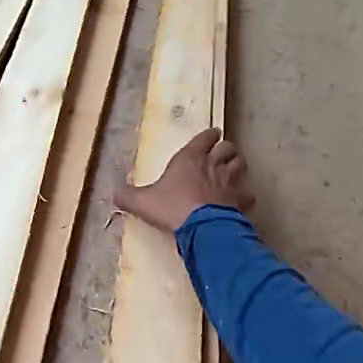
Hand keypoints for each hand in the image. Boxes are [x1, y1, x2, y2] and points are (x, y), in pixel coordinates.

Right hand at [114, 127, 253, 233]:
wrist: (201, 226)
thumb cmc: (171, 207)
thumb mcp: (143, 202)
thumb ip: (128, 196)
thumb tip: (114, 194)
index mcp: (190, 157)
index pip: (206, 137)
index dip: (210, 135)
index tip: (212, 136)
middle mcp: (213, 163)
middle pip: (228, 147)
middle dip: (226, 149)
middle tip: (222, 155)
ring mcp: (230, 180)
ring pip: (241, 163)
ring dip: (237, 166)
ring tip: (233, 171)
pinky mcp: (240, 198)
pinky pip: (248, 192)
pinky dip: (245, 194)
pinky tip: (240, 200)